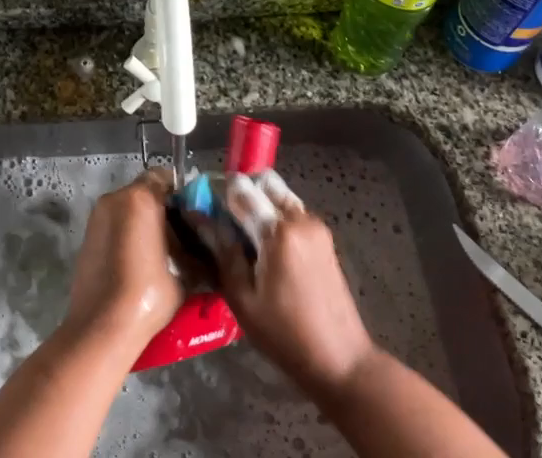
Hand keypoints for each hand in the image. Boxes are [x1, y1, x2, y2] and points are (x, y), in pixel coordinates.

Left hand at [63, 167, 184, 350]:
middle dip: (164, 209)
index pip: (164, 177)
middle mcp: (114, 199)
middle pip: (145, 192)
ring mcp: (97, 217)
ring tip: (164, 251)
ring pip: (128, 208)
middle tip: (184, 236)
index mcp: (140, 198)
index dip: (181, 193)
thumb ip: (196, 251)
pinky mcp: (87, 236)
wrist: (103, 325)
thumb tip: (207, 250)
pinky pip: (114, 224)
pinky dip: (128, 234)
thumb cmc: (148, 294)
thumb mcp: (185, 272)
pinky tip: (141, 261)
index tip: (194, 214)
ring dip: (145, 222)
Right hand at [214, 177, 377, 398]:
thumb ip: (223, 251)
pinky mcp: (324, 239)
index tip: (203, 206)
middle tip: (224, 220)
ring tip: (242, 237)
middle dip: (242, 193)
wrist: (340, 359)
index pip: (242, 190)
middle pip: (265, 183)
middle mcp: (301, 219)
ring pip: (280, 196)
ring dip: (260, 205)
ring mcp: (316, 227)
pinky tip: (264, 248)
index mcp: (279, 230)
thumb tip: (201, 218)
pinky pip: (293, 213)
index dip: (219, 193)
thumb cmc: (284, 333)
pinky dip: (275, 217)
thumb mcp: (242, 298)